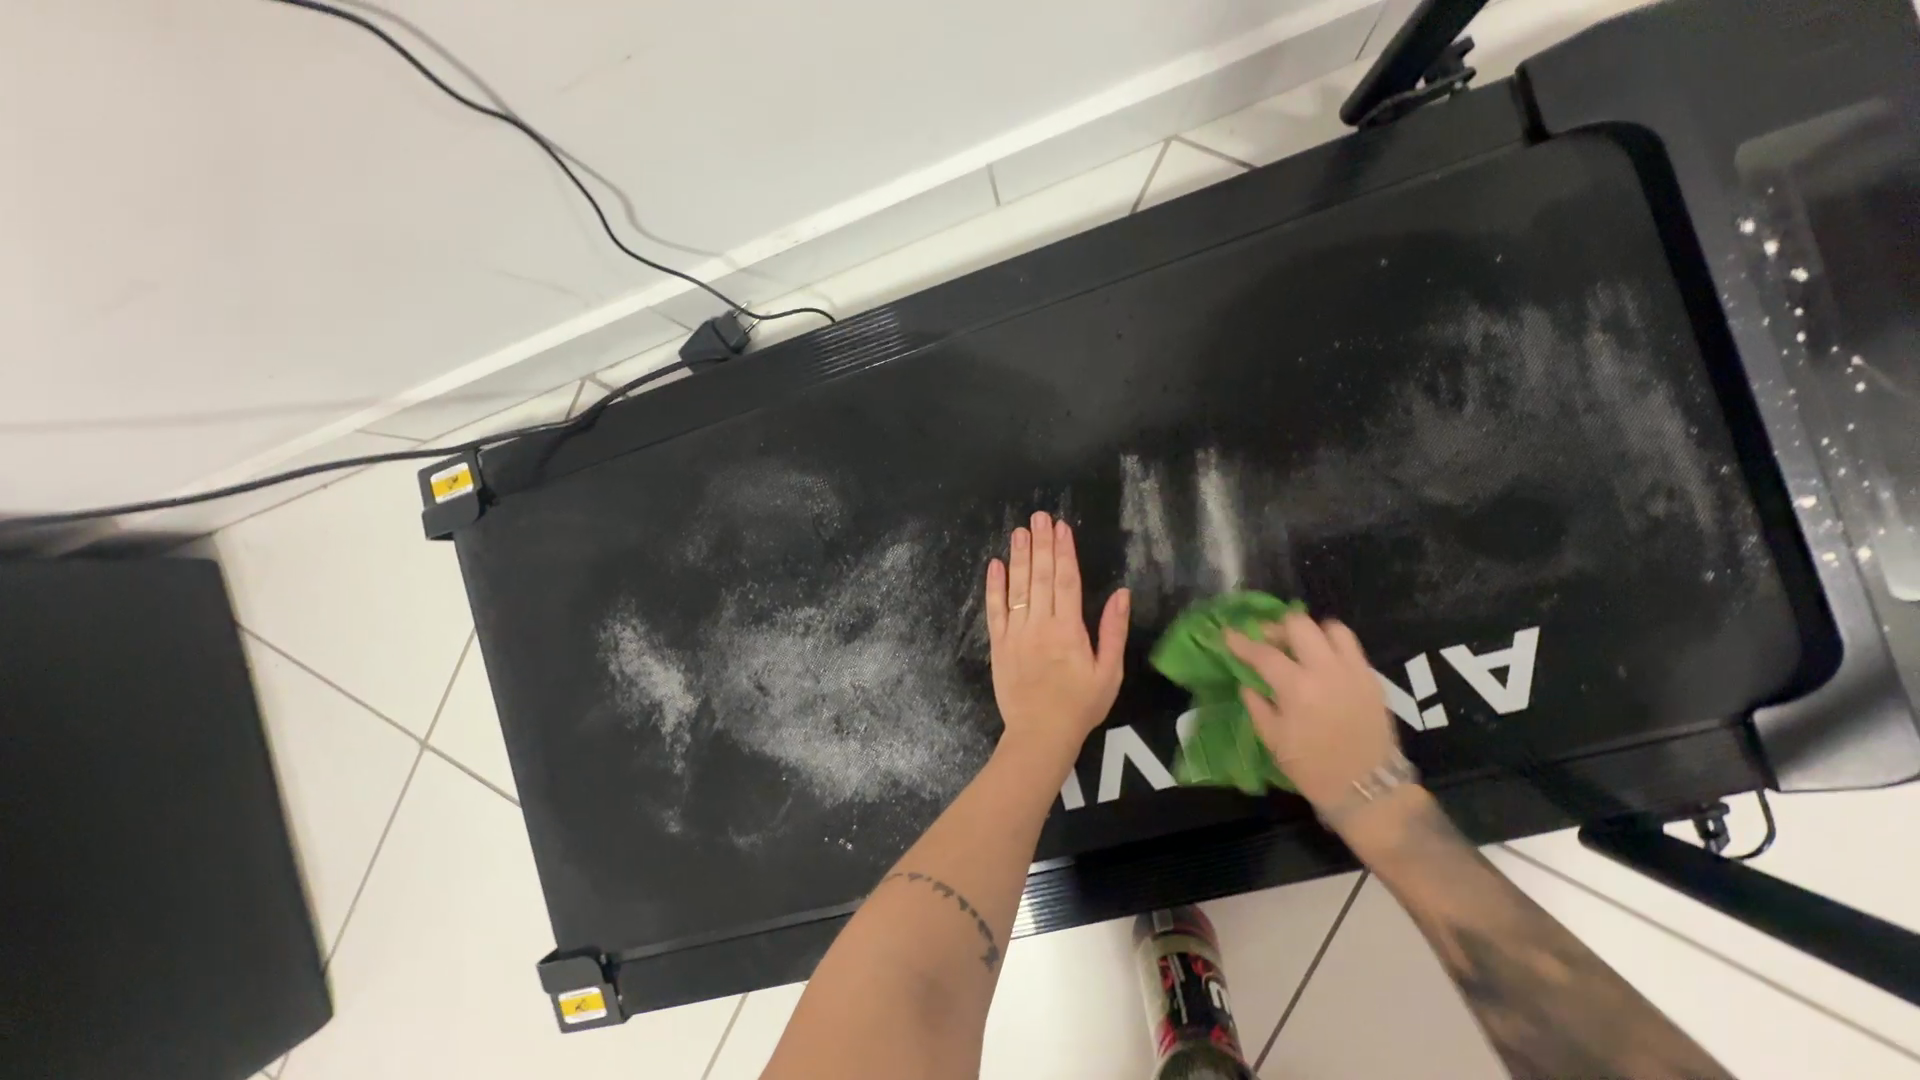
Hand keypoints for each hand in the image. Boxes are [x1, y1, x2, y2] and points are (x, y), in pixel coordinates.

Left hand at [985, 512, 1129, 764]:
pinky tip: (995, 565)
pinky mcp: (999, 645)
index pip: (1067, 581)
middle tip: (1038, 517)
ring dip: (1019, 557)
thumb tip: (1120, 593)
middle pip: (1041, 576)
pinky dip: (994, 587)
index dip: (1064, 551)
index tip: (1062, 527)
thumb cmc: (1081, 705)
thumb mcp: (1109, 672)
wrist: (1040, 734)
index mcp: (1069, 630)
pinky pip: (995, 611)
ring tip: (1020, 531)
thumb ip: (1113, 631)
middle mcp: (1040, 625)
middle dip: (1041, 544)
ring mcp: (1016, 634)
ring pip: (1017, 588)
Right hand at [1226, 614, 1399, 818]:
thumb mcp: (1274, 741)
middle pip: (1300, 624)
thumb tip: (1249, 684)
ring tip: (1301, 648)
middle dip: (1278, 627)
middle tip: (1269, 641)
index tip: (1228, 634)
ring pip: (1332, 628)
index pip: (1263, 653)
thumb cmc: (1313, 769)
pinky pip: (1352, 648)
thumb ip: (1258, 706)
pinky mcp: (1373, 679)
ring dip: (1311, 632)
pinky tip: (1324, 664)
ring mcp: (1354, 671)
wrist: (1368, 789)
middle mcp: (1326, 670)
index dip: (1241, 642)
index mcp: (1297, 688)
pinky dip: (1333, 647)